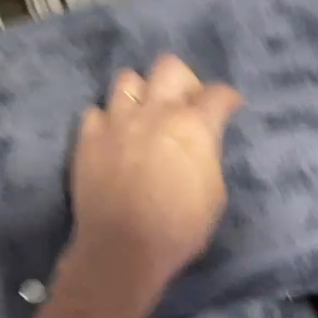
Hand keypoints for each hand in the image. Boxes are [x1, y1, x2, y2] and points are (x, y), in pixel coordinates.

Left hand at [66, 54, 242, 300]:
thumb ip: (208, 159)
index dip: (227, 99)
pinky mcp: (88, 138)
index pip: (217, 94)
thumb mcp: (213, 197)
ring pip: (128, 80)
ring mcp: (116, 121)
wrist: (122, 249)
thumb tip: (202, 146)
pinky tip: (113, 139)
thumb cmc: (178, 231)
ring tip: (143, 117)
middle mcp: (154, 112)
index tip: (229, 107)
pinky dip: (107, 122)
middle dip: (183, 82)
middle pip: (169, 67)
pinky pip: (96, 112)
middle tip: (185, 106)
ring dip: (140, 95)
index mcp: (193, 126)